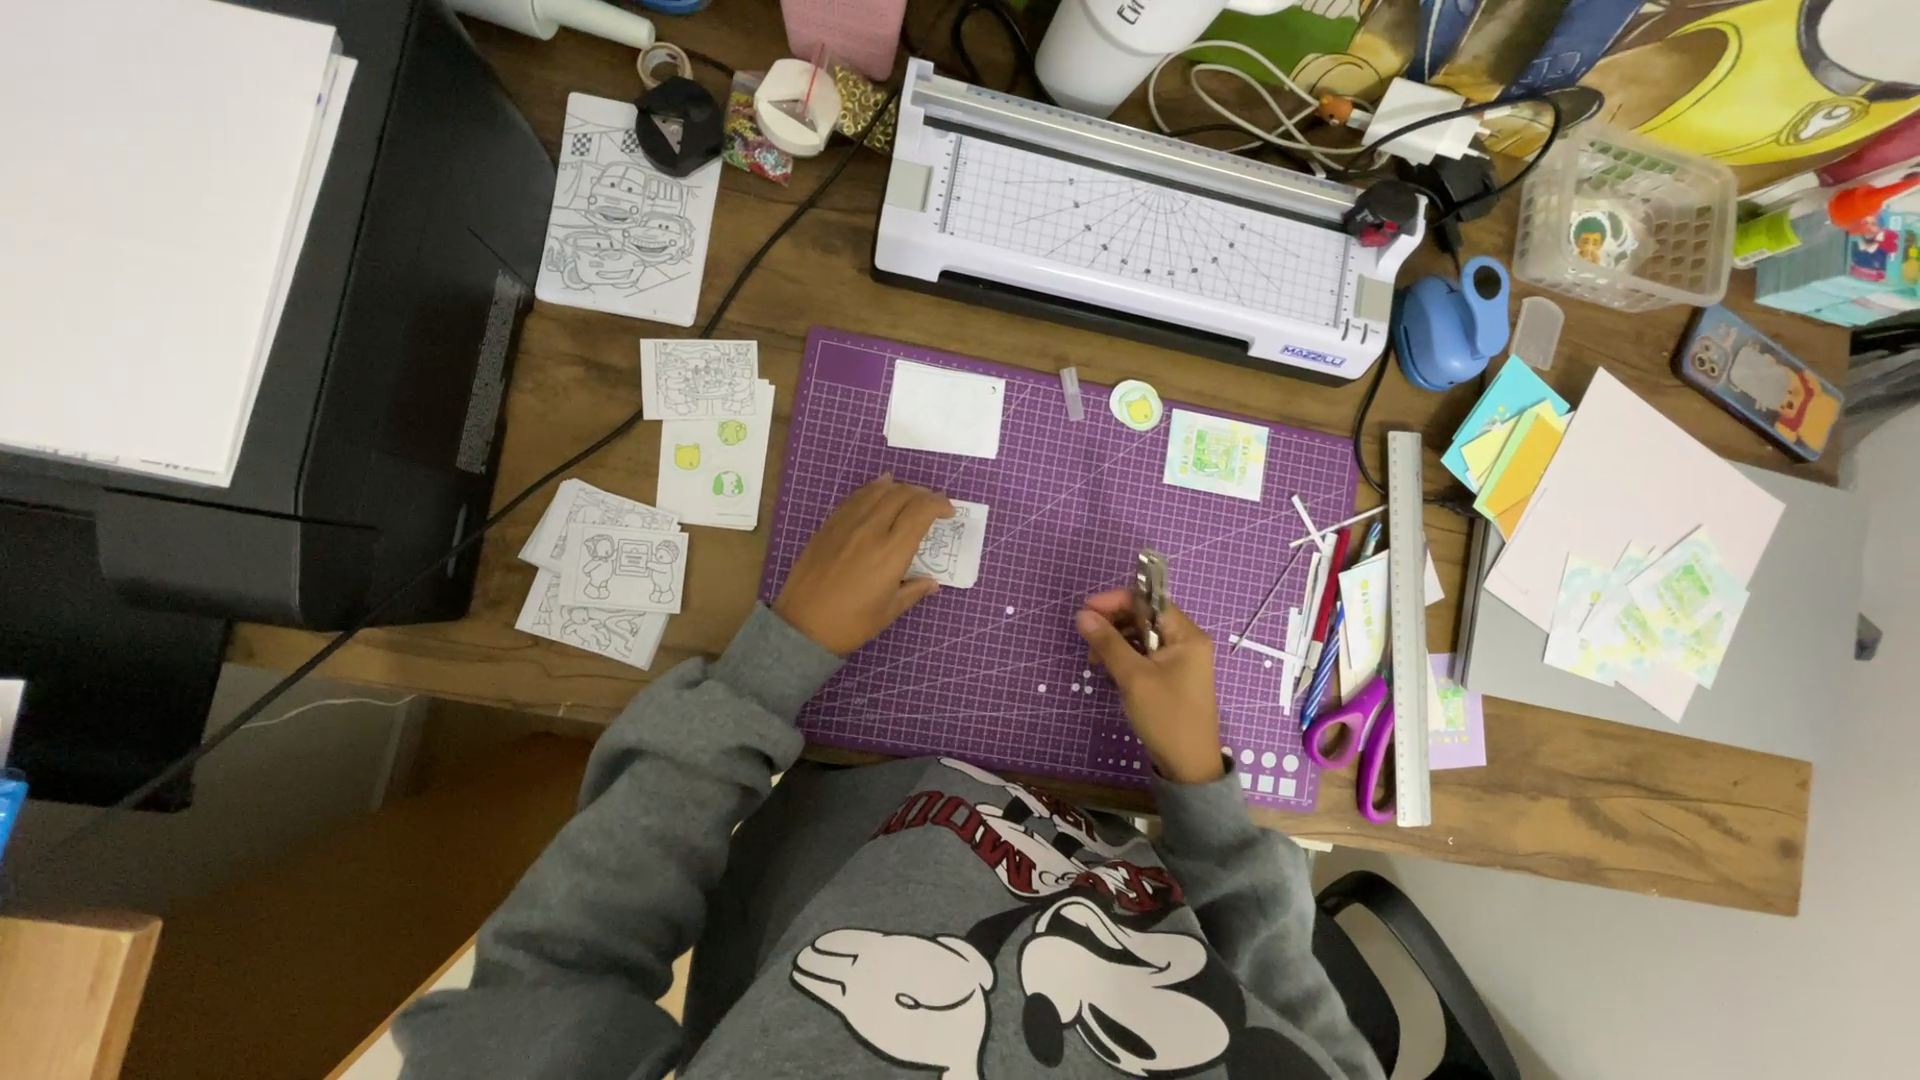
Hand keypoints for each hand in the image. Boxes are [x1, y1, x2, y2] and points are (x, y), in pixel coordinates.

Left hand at [774, 476, 955, 654]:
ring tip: (908, 494)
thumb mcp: (889, 611)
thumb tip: (932, 582)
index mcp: (891, 552)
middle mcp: (871, 529)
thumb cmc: (850, 623)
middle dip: (923, 494)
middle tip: (931, 505)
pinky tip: (879, 489)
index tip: (949, 512)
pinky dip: (872, 490)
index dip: (940, 504)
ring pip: (877, 490)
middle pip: (902, 494)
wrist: (801, 626)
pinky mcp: (828, 525)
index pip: (921, 510)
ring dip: (899, 487)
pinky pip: (855, 498)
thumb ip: (913, 590)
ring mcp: (846, 524)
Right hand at [1075, 591, 1223, 783]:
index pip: (1149, 601)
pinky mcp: (1170, 675)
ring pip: (1141, 635)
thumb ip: (1108, 643)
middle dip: (1113, 623)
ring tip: (1096, 659)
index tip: (1087, 611)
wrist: (1188, 765)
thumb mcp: (1133, 678)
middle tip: (1088, 640)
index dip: (1116, 601)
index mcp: (1187, 635)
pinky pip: (1144, 654)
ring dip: (1116, 641)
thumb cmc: (1166, 716)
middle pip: (1144, 616)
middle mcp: (1186, 641)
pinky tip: (1108, 668)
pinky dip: (1124, 656)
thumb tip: (1082, 615)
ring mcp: (1179, 659)